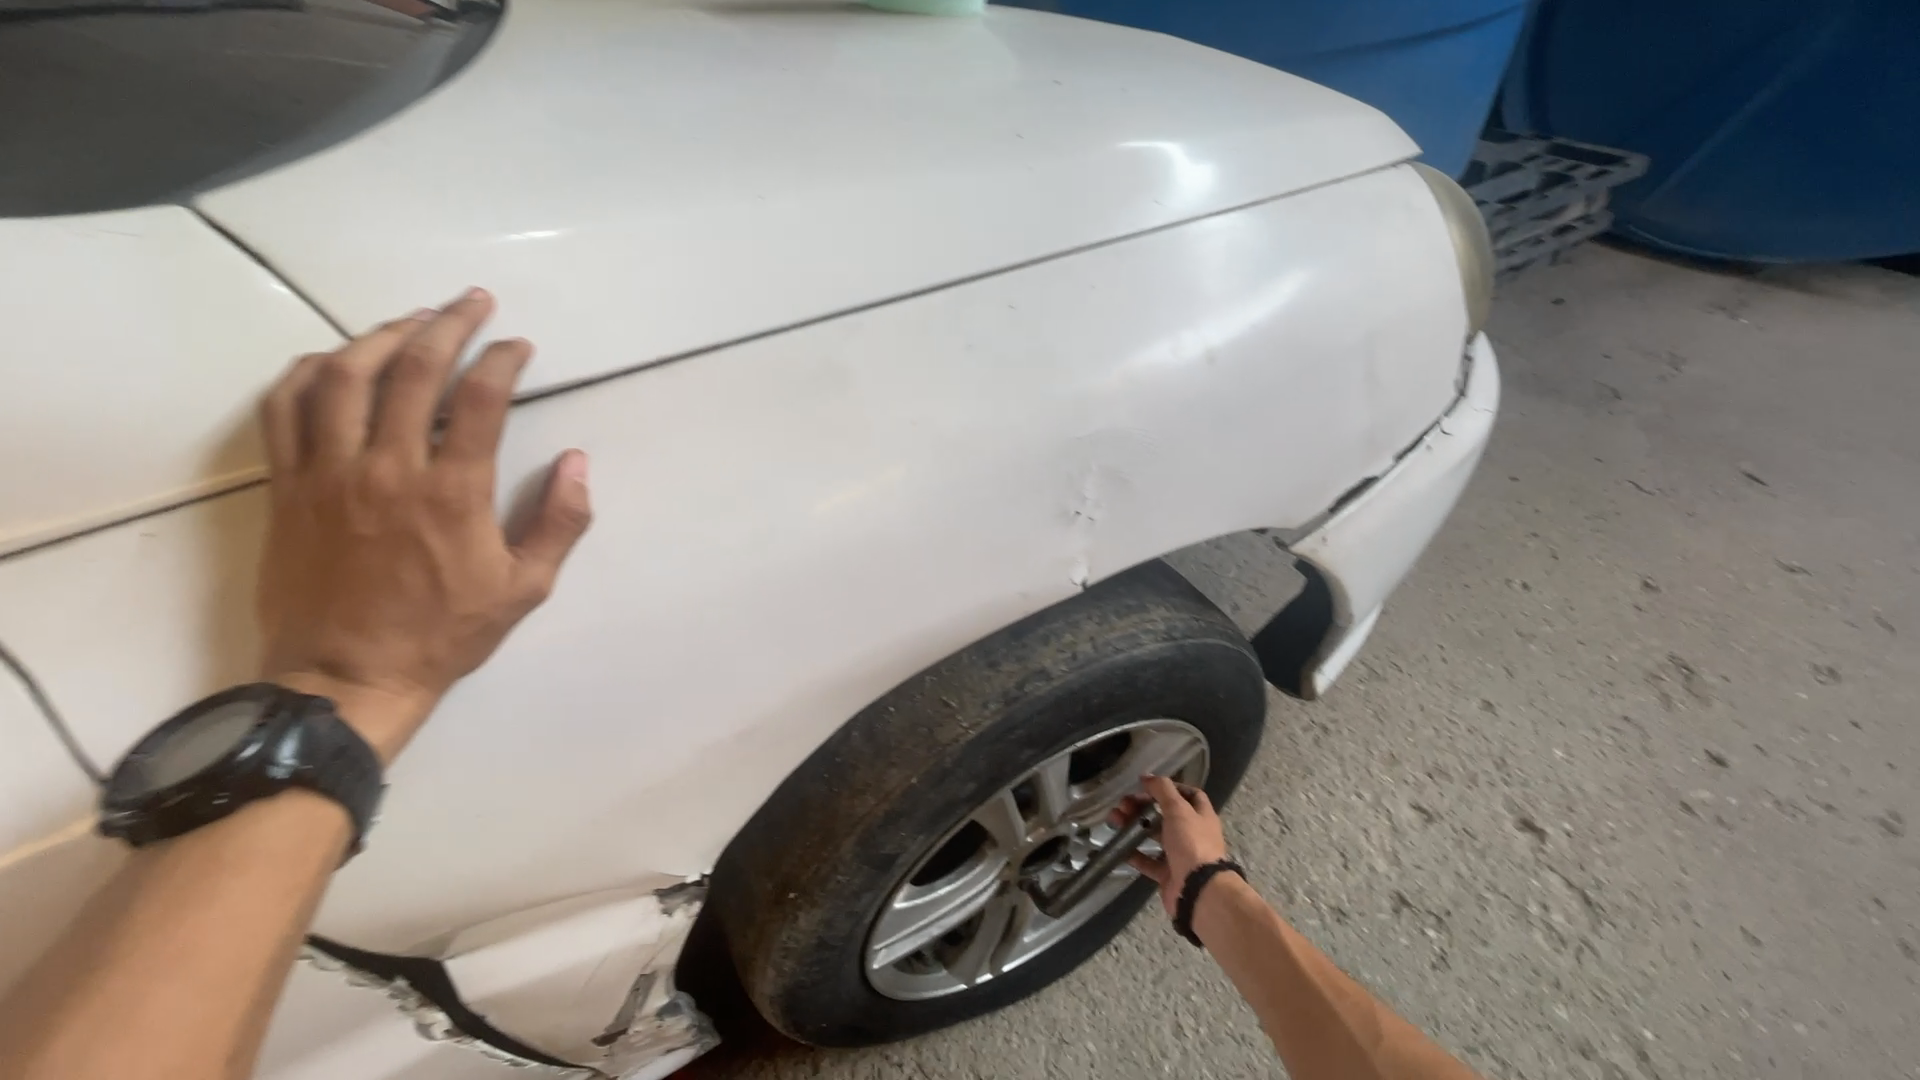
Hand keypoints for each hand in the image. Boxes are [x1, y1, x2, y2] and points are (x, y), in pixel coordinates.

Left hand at [254, 288, 592, 759]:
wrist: (347, 676)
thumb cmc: (447, 633)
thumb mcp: (526, 587)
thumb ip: (560, 522)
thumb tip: (580, 463)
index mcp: (453, 491)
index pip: (479, 399)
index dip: (503, 360)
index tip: (518, 345)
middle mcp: (388, 467)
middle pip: (413, 370)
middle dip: (447, 324)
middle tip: (471, 302)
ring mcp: (329, 472)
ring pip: (343, 377)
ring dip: (380, 336)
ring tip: (411, 321)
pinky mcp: (287, 487)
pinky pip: (284, 410)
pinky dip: (306, 373)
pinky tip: (332, 360)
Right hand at [1114, 774, 1229, 917]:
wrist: (1198, 890)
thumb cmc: (1192, 843)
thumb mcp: (1178, 809)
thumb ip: (1163, 790)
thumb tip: (1147, 776)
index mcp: (1201, 816)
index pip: (1190, 795)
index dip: (1170, 788)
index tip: (1148, 785)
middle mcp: (1192, 834)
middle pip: (1165, 814)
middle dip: (1143, 806)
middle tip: (1123, 803)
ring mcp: (1180, 855)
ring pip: (1154, 836)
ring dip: (1134, 826)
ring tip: (1115, 820)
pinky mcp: (1167, 874)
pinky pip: (1148, 861)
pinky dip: (1134, 853)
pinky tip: (1119, 846)